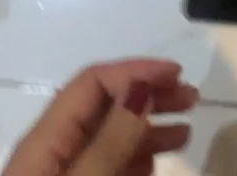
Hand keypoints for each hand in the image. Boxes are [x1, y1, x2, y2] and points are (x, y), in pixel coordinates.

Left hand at [3, 59, 200, 175]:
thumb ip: (112, 140)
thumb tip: (142, 87)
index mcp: (45, 141)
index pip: (92, 82)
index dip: (135, 70)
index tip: (176, 73)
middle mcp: (49, 155)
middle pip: (103, 108)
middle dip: (148, 97)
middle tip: (192, 98)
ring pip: (107, 142)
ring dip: (147, 131)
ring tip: (185, 132)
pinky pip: (103, 170)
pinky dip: (131, 162)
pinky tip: (153, 167)